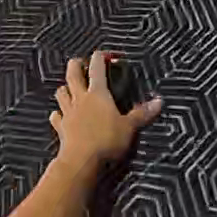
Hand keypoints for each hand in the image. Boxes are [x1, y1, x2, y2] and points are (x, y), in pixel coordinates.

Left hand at [50, 51, 161, 168]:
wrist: (81, 162)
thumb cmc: (107, 140)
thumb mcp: (130, 127)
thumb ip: (143, 113)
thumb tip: (160, 101)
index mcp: (98, 93)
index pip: (97, 67)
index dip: (101, 57)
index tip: (106, 55)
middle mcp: (80, 98)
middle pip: (72, 73)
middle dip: (76, 65)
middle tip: (81, 63)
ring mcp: (68, 113)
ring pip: (61, 92)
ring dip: (65, 87)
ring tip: (71, 88)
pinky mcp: (61, 128)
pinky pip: (56, 117)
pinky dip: (58, 113)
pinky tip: (60, 115)